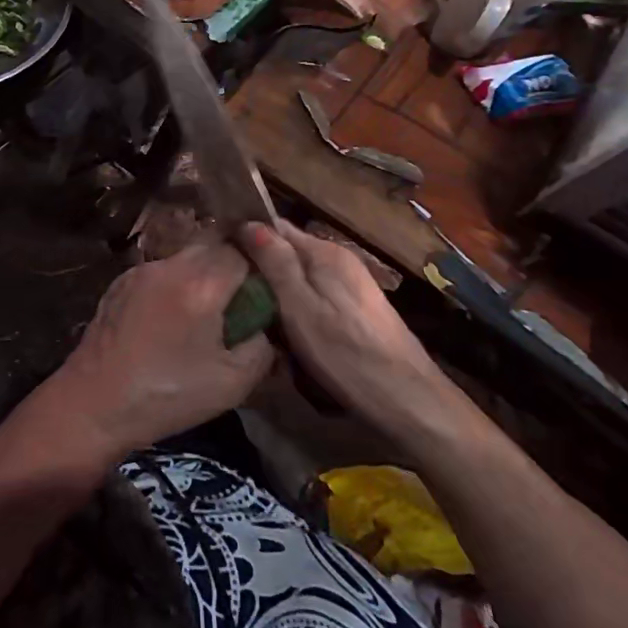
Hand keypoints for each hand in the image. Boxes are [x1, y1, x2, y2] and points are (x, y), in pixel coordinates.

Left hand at [47, 240, 275, 459]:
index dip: (260, 267)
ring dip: (201, 274)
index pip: (242, 252)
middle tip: (240, 302)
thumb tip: (264, 325)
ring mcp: (139, 271)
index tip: (266, 292)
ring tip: (205, 313)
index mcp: (199, 286)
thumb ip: (262, 345)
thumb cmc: (167, 396)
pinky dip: (174, 284)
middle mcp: (168, 267)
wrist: (94, 401)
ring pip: (183, 257)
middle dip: (231, 266)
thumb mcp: (232, 382)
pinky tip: (171, 318)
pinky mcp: (119, 282)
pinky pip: (159, 271)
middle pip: (211, 245)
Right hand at [239, 221, 464, 438]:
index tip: (215, 254)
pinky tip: (278, 327)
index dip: (244, 236)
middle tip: (225, 288)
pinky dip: (291, 305)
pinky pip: (309, 295)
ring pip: (296, 275)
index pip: (274, 226)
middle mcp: (339, 260)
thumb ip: (275, 263)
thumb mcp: (301, 308)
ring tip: (244, 308)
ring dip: (272, 289)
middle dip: (256, 266)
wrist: (412, 404)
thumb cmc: (348, 355)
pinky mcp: (353, 310)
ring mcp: (349, 286)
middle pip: (285, 252)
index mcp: (325, 253)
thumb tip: (247, 222)